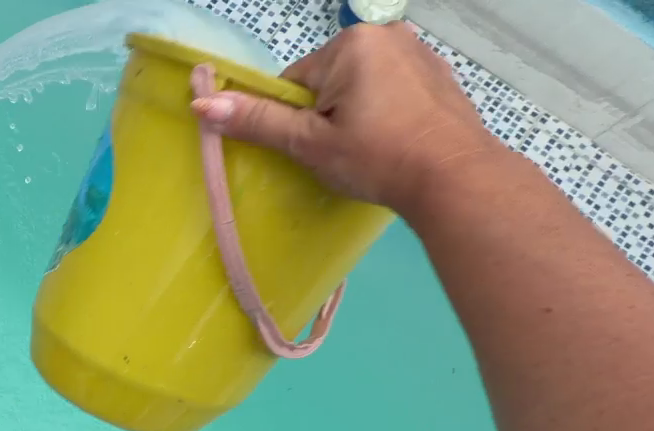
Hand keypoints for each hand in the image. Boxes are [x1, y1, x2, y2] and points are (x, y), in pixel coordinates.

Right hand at [189, 23, 506, 215]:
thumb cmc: (374, 156)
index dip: (288, 120)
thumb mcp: (307, 143)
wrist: (451, 174)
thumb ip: (257, 121)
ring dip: (348, 115)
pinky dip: (378, 113)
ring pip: (354, 87)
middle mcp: (385, 33)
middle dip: (320, 116)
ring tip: (362, 148)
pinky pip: (386, 89)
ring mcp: (415, 49)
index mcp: (349, 44)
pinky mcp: (434, 71)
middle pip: (323, 82)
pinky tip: (387, 139)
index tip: (306, 146)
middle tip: (335, 151)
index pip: (290, 83)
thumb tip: (202, 103)